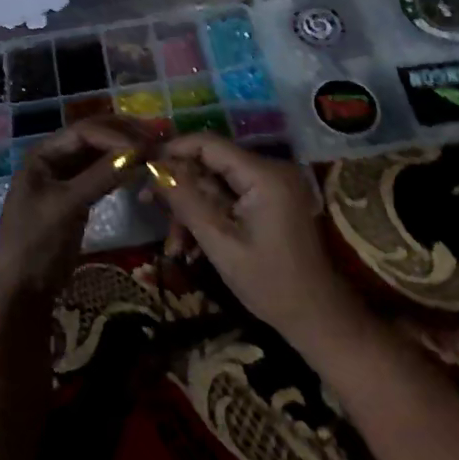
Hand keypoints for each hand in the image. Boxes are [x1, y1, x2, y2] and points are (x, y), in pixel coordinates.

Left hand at [0, 117, 153, 297]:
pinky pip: (101, 175)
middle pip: (93, 138)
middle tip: (159, 139)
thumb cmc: (35, 240)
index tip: (148, 145)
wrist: (21, 285)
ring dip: (124, 152)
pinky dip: (120, 170)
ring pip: (99, 156)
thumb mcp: (66, 205)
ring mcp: (66, 179)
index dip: (116, 134)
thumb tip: (139, 151)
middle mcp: (54, 159)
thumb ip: (100, 176)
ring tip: (156, 150)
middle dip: (123, 136)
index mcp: (43, 153)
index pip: (85, 132)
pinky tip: (140, 170)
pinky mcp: (77, 198)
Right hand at [150, 134, 367, 348]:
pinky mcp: (267, 201)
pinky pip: (226, 197)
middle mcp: (268, 171)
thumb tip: (154, 171)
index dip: (173, 150)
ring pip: (213, 182)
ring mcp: (269, 186)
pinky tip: (190, 244)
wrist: (315, 315)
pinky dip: (206, 215)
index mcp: (263, 175)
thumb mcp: (219, 242)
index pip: (208, 144)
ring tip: (173, 242)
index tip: (143, 168)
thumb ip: (186, 201)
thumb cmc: (269, 282)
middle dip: (178, 186)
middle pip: (209, 163)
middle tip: (148, 205)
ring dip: (189, 207)